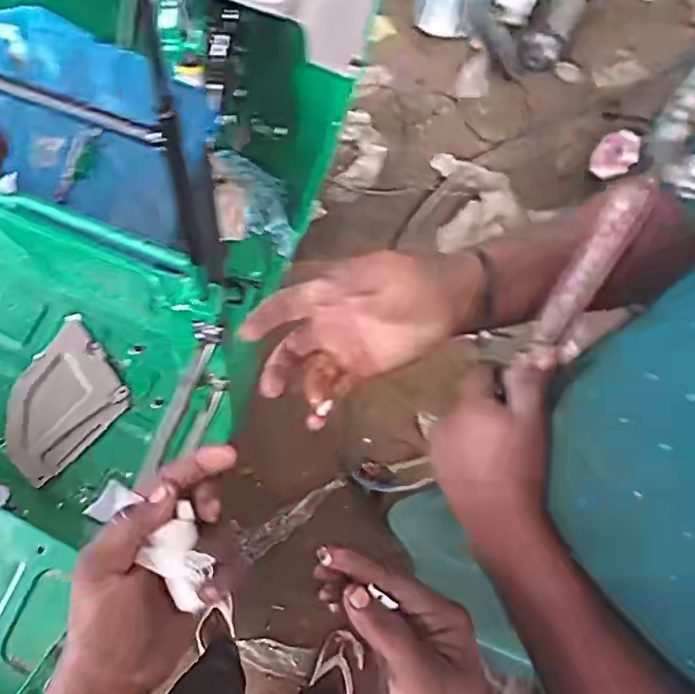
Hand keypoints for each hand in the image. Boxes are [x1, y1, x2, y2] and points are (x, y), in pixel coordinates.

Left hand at [64, 446, 236, 693]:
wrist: (115, 675)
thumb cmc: (98, 621)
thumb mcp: (101, 568)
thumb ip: (131, 526)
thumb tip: (166, 490)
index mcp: (133, 523)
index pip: (167, 483)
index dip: (196, 465)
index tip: (226, 454)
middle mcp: (162, 535)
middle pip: (200, 500)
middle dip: (210, 502)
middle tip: (208, 516)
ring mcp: (186, 561)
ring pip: (220, 534)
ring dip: (216, 552)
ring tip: (198, 582)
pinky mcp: (204, 586)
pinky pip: (230, 568)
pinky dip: (225, 578)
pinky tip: (207, 597)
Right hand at [239, 251, 480, 428]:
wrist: (450, 299)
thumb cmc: (411, 278)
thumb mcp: (372, 273)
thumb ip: (338, 287)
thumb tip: (306, 297)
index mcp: (324, 296)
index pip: (284, 307)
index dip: (263, 320)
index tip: (244, 337)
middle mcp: (326, 325)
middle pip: (291, 349)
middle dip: (278, 369)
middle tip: (271, 390)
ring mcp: (342, 350)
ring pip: (311, 374)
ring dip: (306, 390)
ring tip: (314, 405)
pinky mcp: (360, 370)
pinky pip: (334, 389)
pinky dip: (324, 404)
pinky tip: (319, 419)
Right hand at [313, 547, 496, 693]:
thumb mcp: (416, 675)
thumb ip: (386, 632)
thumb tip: (353, 592)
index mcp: (443, 617)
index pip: (396, 582)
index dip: (361, 566)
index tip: (329, 553)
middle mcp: (426, 618)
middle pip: (383, 585)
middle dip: (351, 574)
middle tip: (319, 566)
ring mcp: (407, 633)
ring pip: (372, 600)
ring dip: (346, 590)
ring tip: (320, 586)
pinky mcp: (390, 650)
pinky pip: (365, 621)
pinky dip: (346, 611)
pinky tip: (330, 606)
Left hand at [430, 347, 557, 532]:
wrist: (496, 516)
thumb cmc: (519, 465)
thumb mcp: (531, 420)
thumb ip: (530, 383)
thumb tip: (540, 351)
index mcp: (466, 403)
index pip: (479, 371)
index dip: (501, 376)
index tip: (518, 393)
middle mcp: (443, 418)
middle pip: (466, 395)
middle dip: (486, 400)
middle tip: (510, 420)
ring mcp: (435, 442)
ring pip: (456, 418)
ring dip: (473, 421)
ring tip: (496, 443)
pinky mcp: (435, 464)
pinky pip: (449, 440)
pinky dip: (463, 441)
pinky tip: (481, 459)